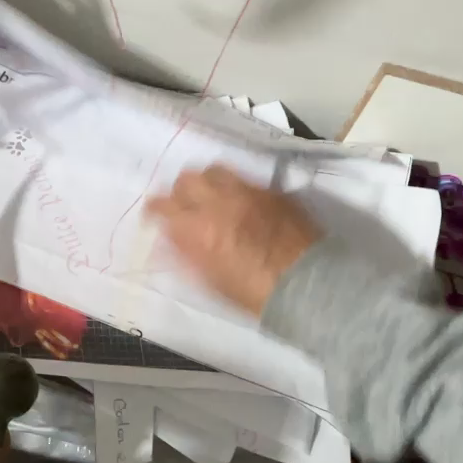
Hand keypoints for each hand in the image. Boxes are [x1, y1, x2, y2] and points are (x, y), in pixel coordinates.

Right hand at [145, 165, 320, 315]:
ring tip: (211, 195)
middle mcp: (217, 202)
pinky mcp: (270, 191)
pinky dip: (234, 188)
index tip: (154, 215)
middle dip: (180, 192)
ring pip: (213, 170)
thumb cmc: (254, 293)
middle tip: (184, 205)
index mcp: (196, 227)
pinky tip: (240, 202)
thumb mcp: (210, 280)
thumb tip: (169, 239)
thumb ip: (185, 253)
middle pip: (186, 180)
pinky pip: (244, 179)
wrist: (308, 285)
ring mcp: (246, 192)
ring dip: (207, 182)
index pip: (161, 205)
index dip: (154, 209)